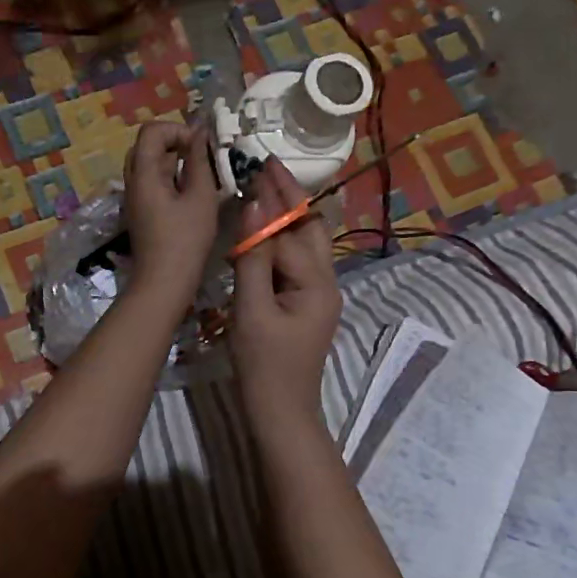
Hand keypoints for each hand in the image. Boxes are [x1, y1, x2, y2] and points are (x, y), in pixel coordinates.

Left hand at [123, 120, 220, 300]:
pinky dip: (169, 178)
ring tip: (198, 176)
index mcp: (142, 174)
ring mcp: (133, 198)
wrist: (163, 282)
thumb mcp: (201, 197)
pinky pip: (150, 183)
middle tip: (199, 158)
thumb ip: (200, 160)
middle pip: (146, 145)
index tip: (198, 147)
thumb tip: (201, 132)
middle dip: (174, 142)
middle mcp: (131, 182)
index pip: (150, 131)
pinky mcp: (140, 211)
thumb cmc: (185, 240)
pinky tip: (189, 194)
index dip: (176, 129)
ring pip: (148, 164)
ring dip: (173, 161)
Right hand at [230, 162, 339, 420]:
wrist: (279, 412)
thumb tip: (255, 207)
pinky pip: (297, 262)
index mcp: (316, 283)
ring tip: (268, 189)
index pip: (290, 231)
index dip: (272, 199)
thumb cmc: (263, 365)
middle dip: (290, 197)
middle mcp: (325, 283)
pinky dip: (282, 240)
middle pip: (310, 229)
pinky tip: (266, 232)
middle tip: (267, 167)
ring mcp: (317, 296)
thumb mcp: (252, 311)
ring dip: (289, 215)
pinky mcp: (305, 306)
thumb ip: (254, 258)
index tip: (257, 165)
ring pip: (307, 244)